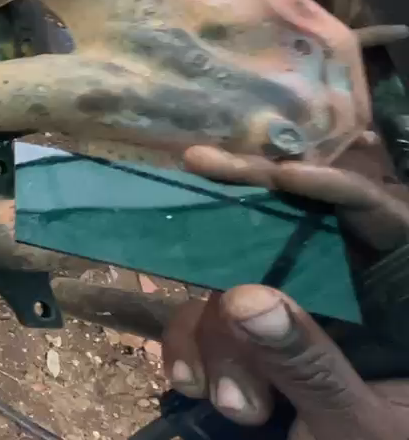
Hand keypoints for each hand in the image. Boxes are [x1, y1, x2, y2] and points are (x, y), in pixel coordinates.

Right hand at [158, 144, 408, 436]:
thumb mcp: (362, 430)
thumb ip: (309, 364)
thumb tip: (245, 296)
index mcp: (402, 318)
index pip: (386, 229)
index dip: (337, 191)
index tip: (278, 174)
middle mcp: (348, 308)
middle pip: (287, 241)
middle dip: (238, 221)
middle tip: (194, 164)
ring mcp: (290, 324)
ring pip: (230, 289)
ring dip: (214, 338)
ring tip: (229, 402)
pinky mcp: (245, 343)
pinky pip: (200, 321)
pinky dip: (189, 349)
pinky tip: (191, 384)